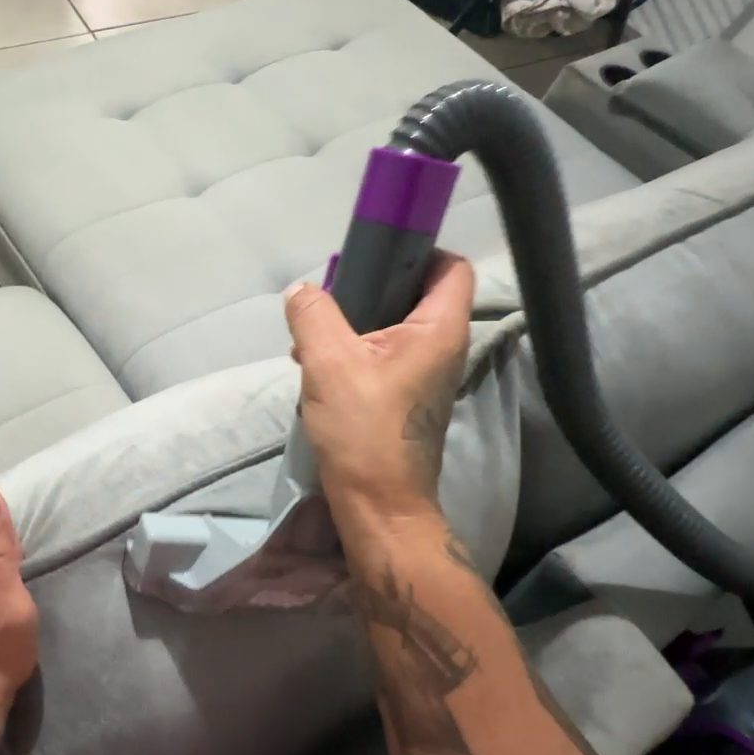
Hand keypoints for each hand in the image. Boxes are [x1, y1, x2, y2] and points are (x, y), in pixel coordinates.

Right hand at [285, 252, 474, 519]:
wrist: (378, 504)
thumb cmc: (364, 431)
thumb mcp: (328, 363)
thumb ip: (313, 316)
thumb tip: (302, 290)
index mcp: (439, 330)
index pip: (451, 267)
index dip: (421, 250)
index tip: (377, 253)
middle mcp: (443, 348)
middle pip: (417, 294)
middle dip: (373, 287)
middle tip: (333, 296)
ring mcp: (427, 377)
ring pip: (395, 328)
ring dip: (355, 324)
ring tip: (315, 337)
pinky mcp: (407, 399)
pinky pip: (384, 357)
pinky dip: (354, 353)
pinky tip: (318, 367)